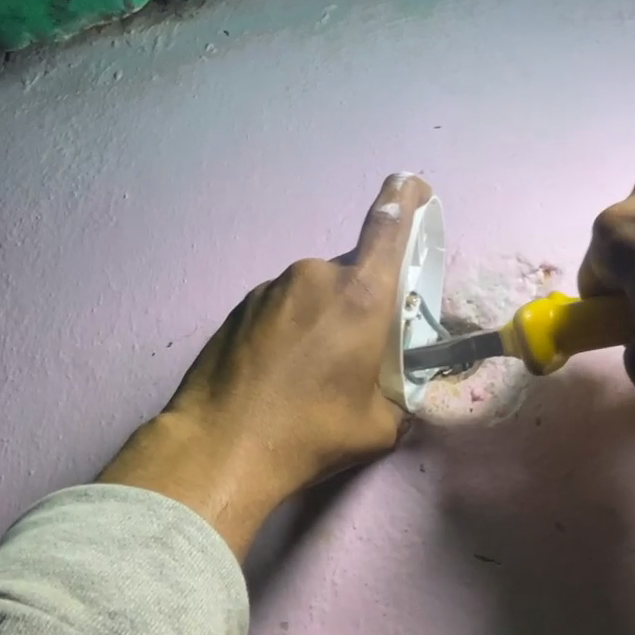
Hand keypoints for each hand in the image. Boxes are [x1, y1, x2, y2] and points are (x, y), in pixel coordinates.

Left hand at [99, 173, 432, 555]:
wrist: (220, 447)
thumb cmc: (310, 434)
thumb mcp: (379, 424)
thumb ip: (399, 392)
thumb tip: (395, 389)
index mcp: (360, 296)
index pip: (390, 224)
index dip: (407, 199)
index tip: (414, 187)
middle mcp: (315, 277)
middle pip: (353, 274)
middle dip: (362, 303)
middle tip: (357, 352)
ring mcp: (271, 287)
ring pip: (315, 292)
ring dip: (323, 318)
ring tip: (310, 371)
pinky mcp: (240, 306)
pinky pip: (282, 307)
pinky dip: (290, 328)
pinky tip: (279, 372)